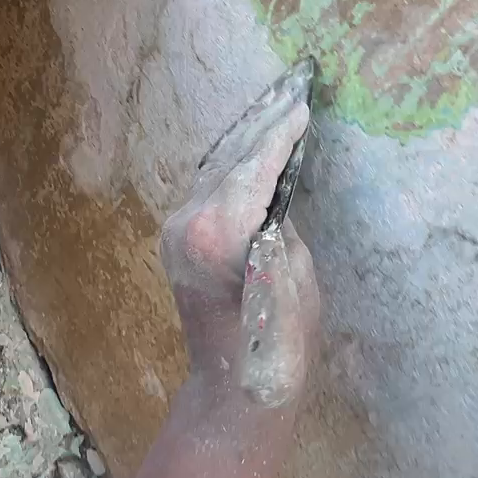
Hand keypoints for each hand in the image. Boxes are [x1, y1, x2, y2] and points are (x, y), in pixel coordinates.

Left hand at [161, 72, 317, 401]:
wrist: (232, 389)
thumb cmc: (278, 344)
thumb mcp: (296, 280)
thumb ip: (280, 226)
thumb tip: (272, 189)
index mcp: (216, 233)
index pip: (252, 168)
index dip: (279, 135)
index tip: (302, 104)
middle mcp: (187, 222)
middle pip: (228, 161)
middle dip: (262, 125)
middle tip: (291, 89)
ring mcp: (175, 228)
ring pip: (213, 170)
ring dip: (244, 140)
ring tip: (274, 106)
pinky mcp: (176, 237)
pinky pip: (207, 187)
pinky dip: (230, 164)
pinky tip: (248, 147)